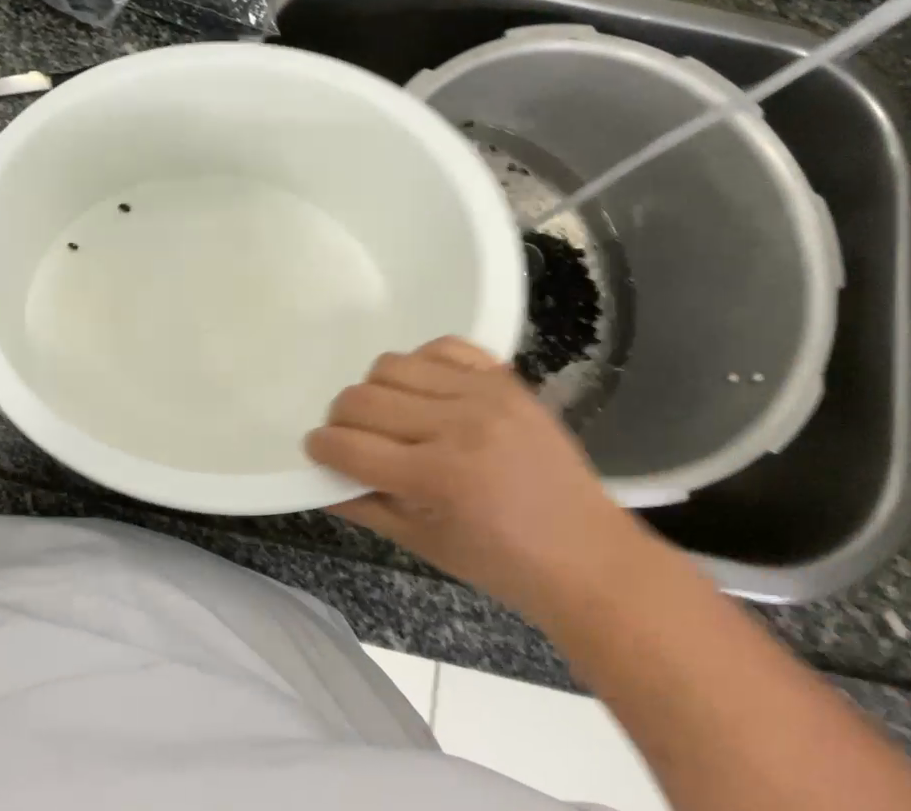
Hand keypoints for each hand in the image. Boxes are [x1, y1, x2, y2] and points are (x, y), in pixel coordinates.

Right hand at [304, 337, 658, 623]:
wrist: (590, 559)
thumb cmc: (503, 564)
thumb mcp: (421, 544)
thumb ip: (362, 504)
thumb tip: (320, 475)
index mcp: (438, 477)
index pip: (346, 445)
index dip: (320, 450)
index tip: (321, 456)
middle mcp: (460, 427)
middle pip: (361, 399)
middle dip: (341, 422)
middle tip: (355, 443)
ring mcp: (487, 398)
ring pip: (391, 365)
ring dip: (377, 392)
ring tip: (394, 419)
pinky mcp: (507, 382)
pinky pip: (444, 347)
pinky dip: (422, 365)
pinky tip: (427, 395)